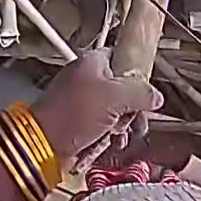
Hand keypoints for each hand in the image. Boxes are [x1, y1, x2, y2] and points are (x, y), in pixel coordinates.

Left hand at [30, 49, 162, 163]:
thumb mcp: (113, 97)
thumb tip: (155, 96)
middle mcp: (88, 78)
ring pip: (116, 109)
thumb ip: (139, 93)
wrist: (45, 142)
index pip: (122, 57)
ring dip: (123, 124)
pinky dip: (110, 134)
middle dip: (132, 107)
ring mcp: (83, 100)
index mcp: (93, 63)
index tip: (146, 88)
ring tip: (120, 133)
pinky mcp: (80, 121)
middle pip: (123, 88)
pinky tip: (112, 141)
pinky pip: (105, 125)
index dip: (137, 73)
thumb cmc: (71, 113)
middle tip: (134, 117)